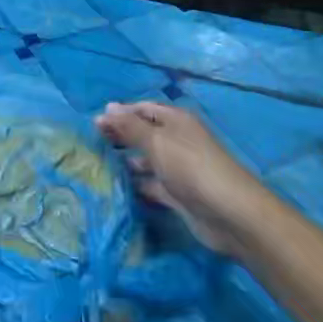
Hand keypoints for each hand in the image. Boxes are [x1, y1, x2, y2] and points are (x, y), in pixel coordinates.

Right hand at [96, 101, 260, 255]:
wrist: (229, 213)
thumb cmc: (190, 167)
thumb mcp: (156, 140)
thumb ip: (129, 126)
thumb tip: (106, 108)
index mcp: (175, 120)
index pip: (142, 109)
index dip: (120, 114)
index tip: (94, 124)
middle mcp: (176, 140)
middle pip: (143, 133)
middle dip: (120, 137)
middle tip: (93, 144)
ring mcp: (177, 168)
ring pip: (146, 160)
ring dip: (126, 162)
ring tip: (98, 167)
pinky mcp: (177, 194)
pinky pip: (151, 184)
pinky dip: (136, 185)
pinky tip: (116, 189)